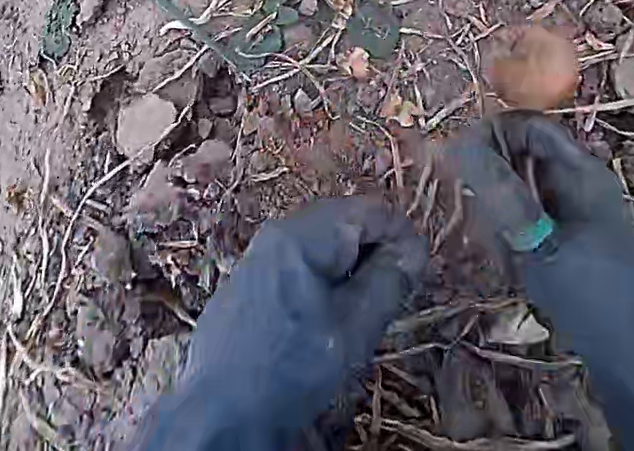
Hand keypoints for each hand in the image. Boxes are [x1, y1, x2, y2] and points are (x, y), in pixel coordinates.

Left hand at [175, 197, 425, 439]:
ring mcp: (259, 255)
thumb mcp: (354, 327)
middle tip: (393, 286)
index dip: (401, 235)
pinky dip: (324, 276)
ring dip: (351, 264)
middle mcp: (279, 232)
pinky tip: (327, 313)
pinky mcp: (248, 282)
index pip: (371, 211)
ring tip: (363, 302)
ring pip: (324, 243)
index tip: (417, 268)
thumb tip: (415, 250)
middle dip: (375, 249)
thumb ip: (390, 280)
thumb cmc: (291, 370)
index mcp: (304, 233)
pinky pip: (300, 261)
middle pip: (346, 221)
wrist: (217, 422)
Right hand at [444, 115, 633, 450]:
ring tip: (488, 233)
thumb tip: (464, 145)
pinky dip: (516, 223)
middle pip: (529, 152)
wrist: (633, 352)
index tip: (460, 153)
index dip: (495, 131)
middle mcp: (582, 179)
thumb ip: (501, 193)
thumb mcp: (538, 241)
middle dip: (496, 168)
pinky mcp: (574, 233)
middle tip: (467, 198)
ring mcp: (579, 206)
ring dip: (503, 199)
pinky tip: (504, 255)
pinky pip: (536, 210)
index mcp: (581, 168)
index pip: (532, 126)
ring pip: (528, 183)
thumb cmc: (589, 290)